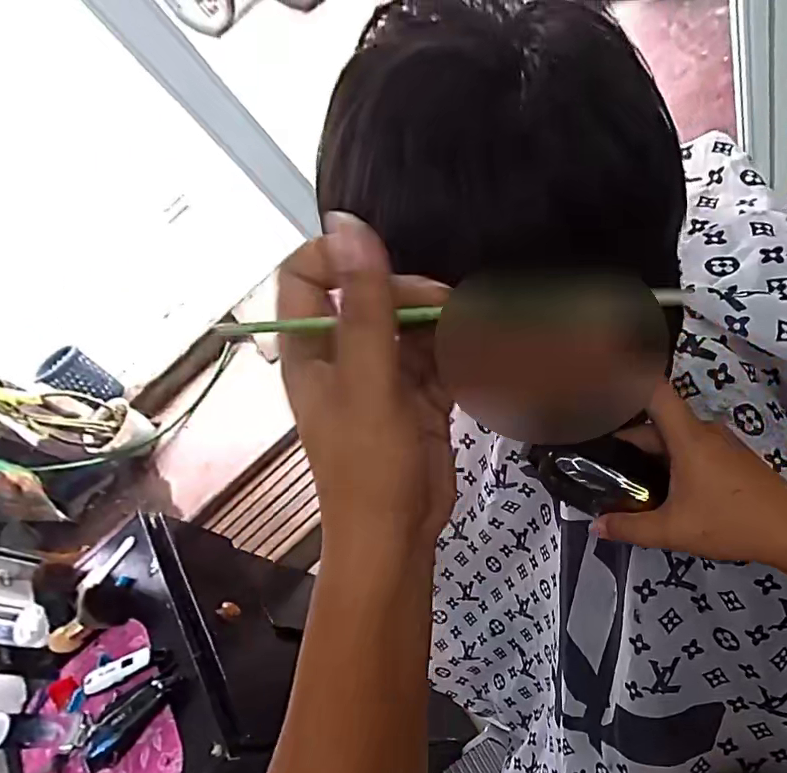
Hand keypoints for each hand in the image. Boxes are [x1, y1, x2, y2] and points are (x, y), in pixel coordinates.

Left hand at [277, 213, 454, 554]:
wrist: (396, 533)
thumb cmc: (370, 465)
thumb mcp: (369, 383)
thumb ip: (366, 308)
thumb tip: (349, 226)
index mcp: (312, 350)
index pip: (309, 276)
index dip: (340, 256)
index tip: (388, 260)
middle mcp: (345, 360)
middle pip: (371, 301)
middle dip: (409, 295)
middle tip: (448, 304)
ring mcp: (384, 383)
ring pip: (410, 333)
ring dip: (439, 326)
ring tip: (471, 328)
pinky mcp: (418, 404)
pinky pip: (436, 365)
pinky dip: (456, 357)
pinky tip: (477, 354)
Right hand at [591, 380, 786, 567]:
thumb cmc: (732, 524)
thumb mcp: (673, 531)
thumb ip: (630, 528)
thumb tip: (597, 527)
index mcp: (689, 438)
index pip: (652, 391)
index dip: (624, 385)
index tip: (600, 392)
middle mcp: (706, 432)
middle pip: (659, 420)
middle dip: (629, 438)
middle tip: (601, 459)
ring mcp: (723, 444)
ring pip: (677, 437)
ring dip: (652, 452)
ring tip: (626, 477)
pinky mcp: (733, 459)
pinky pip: (694, 449)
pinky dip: (673, 460)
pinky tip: (664, 489)